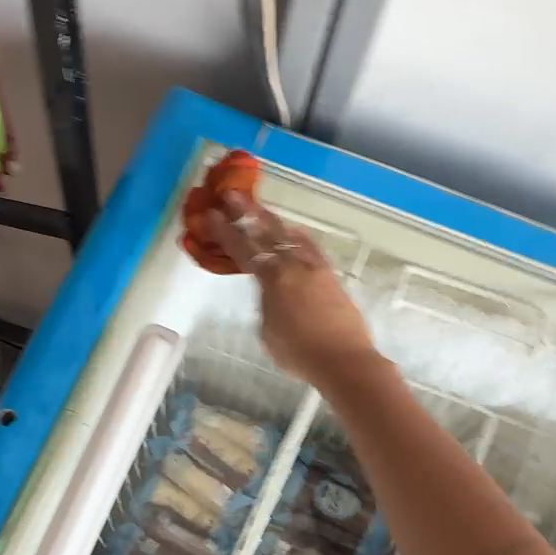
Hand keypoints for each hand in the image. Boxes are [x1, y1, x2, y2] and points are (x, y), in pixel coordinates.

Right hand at [199, 192, 383, 390]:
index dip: (226, 232)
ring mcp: (316, 268)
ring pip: (291, 237)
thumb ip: (267, 305)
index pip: (244, 250)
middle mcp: (294, 266)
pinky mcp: (331, 277)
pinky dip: (298, 238)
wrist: (344, 359)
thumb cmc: (299, 353)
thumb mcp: (268, 332)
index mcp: (273, 280)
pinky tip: (295, 234)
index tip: (211, 214)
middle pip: (268, 232)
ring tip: (262, 211)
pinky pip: (310, 248)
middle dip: (248, 213)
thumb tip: (271, 294)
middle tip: (233, 195)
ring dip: (273, 222)